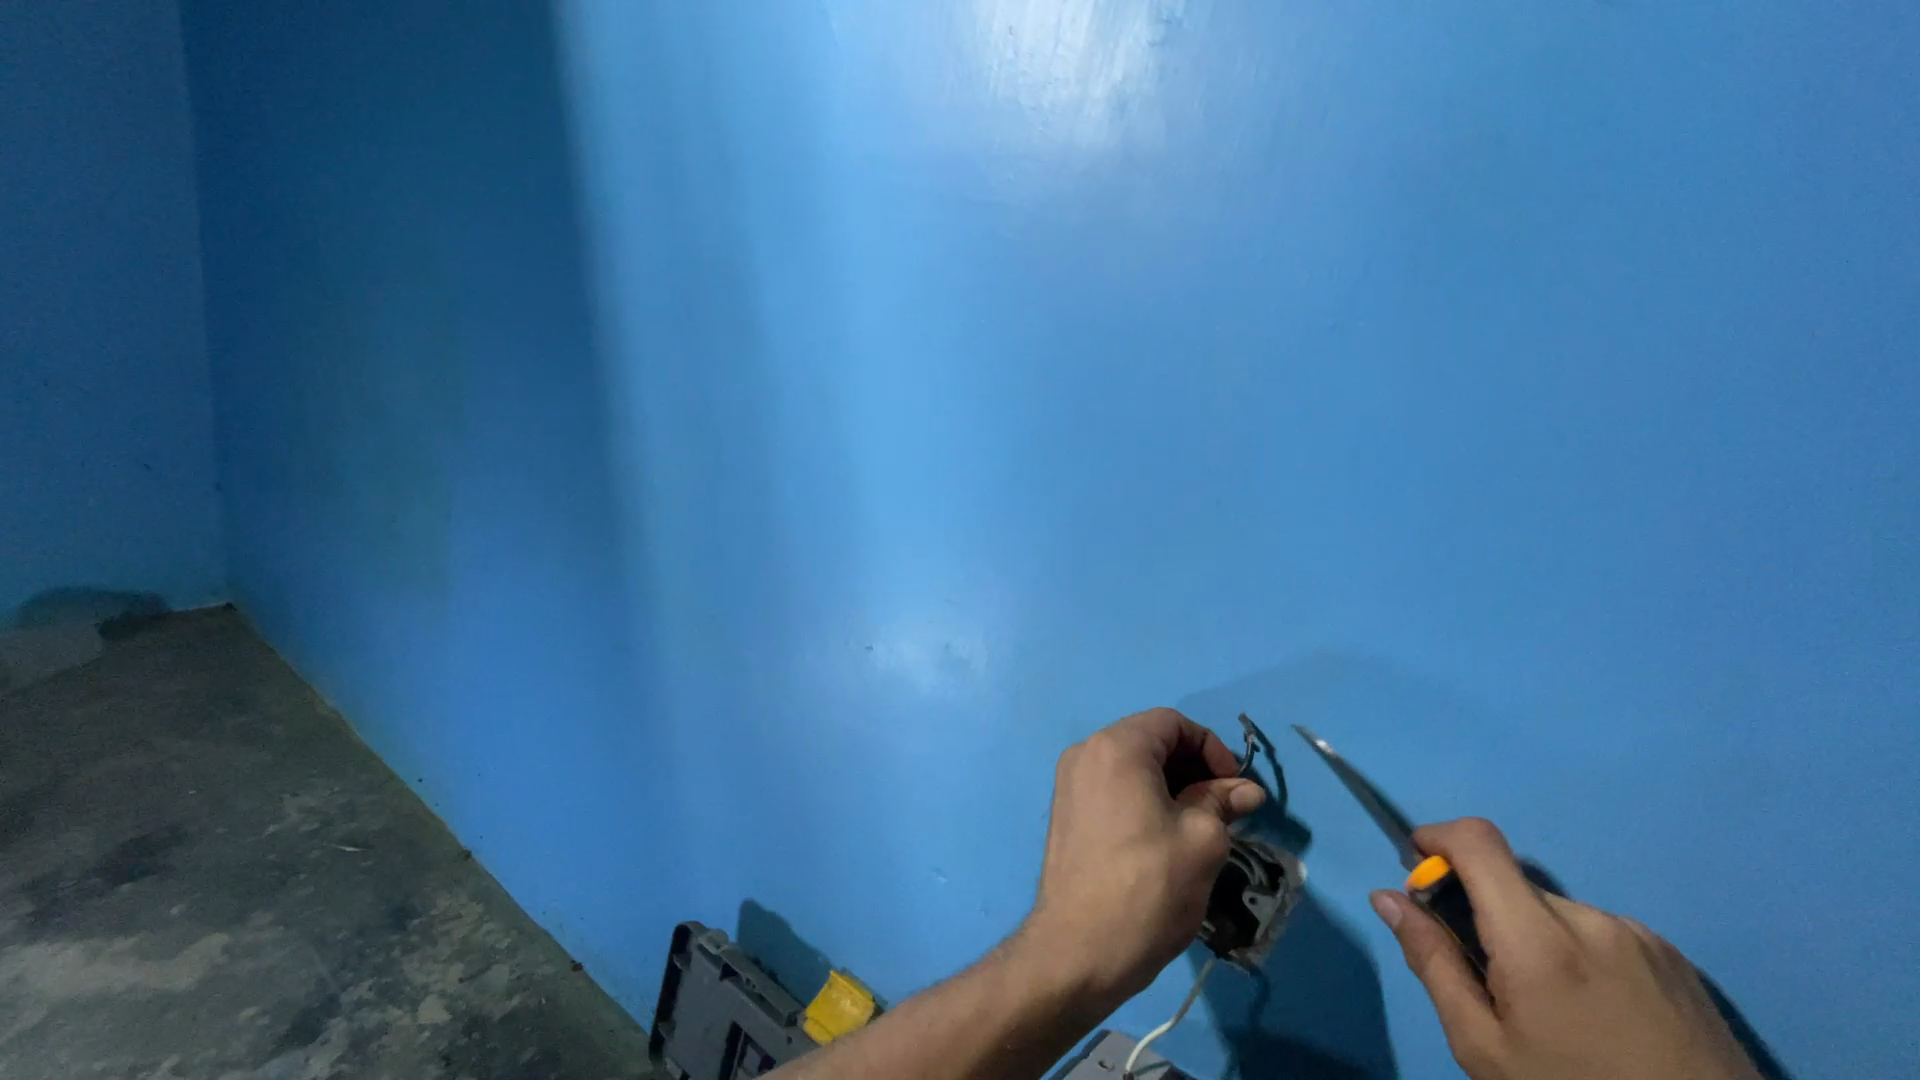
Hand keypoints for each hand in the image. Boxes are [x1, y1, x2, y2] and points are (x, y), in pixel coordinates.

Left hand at [1020, 707, 1265, 1009]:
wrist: (1078, 949)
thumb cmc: (1148, 887)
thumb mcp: (1202, 841)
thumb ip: (1223, 803)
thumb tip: (1246, 790)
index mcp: (1116, 747)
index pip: (1172, 722)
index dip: (1211, 748)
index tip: (1234, 789)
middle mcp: (1086, 753)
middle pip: (1150, 740)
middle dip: (1193, 767)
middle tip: (1224, 809)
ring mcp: (1070, 783)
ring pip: (1132, 766)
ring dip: (1171, 785)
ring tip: (1200, 826)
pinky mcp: (1066, 812)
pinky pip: (1113, 787)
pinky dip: (1144, 798)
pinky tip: (1165, 836)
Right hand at [1372, 818, 1762, 1079]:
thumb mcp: (1484, 1046)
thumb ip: (1432, 962)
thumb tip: (1387, 897)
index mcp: (1539, 938)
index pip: (1477, 841)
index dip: (1436, 838)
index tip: (1418, 870)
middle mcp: (1591, 919)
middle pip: (1511, 885)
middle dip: (1481, 913)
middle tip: (1484, 978)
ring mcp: (1641, 937)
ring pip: (1555, 913)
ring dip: (1532, 938)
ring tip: (1552, 1011)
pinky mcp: (1676, 960)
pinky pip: (1599, 934)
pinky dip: (1576, 955)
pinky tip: (1596, 1016)